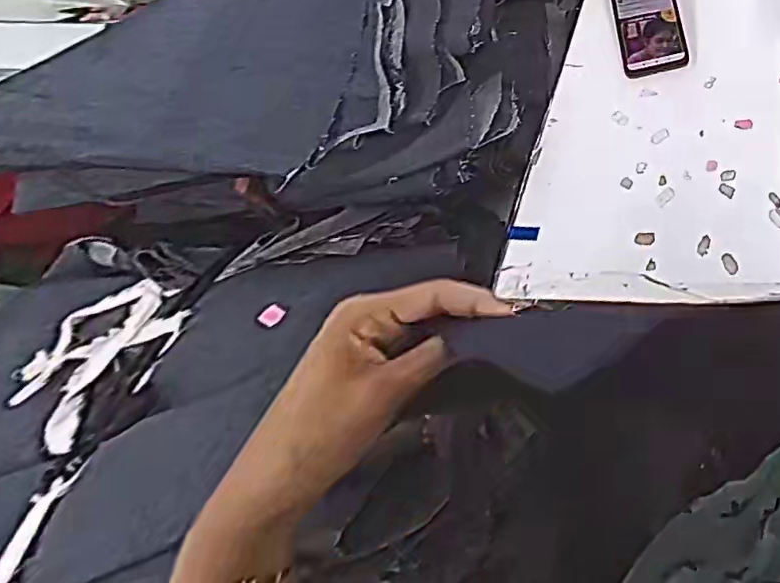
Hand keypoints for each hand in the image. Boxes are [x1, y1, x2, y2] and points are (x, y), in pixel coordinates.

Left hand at [172, 280, 512, 582]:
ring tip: (491, 340)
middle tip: (507, 324)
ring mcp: (366, 339)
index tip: (507, 311)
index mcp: (361, 311)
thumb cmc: (309, 439)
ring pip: (427, 325)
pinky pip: (416, 345)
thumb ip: (434, 355)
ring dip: (457, 333)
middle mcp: (363, 318)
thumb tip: (470, 337)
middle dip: (470, 313)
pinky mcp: (370, 361)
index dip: (476, 299)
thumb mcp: (387, 390)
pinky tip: (458, 359)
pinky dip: (440, 350)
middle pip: (432, 304)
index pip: (434, 292)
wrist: (273, 487)